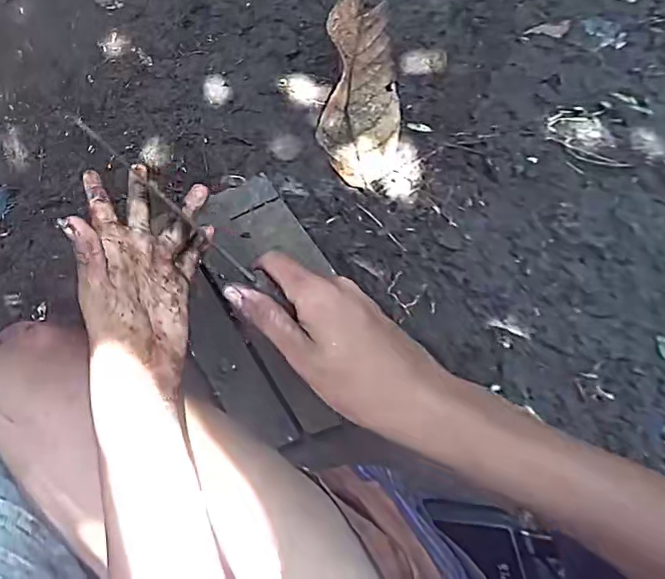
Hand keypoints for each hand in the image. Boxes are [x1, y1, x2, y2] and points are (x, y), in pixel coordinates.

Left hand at [61, 166, 209, 398]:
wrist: (139, 360)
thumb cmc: (110, 327)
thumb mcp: (92, 284)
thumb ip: (86, 249)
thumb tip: (71, 219)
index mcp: (110, 250)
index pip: (101, 213)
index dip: (95, 193)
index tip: (90, 174)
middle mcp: (135, 254)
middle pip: (140, 213)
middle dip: (142, 189)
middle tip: (143, 167)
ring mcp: (157, 267)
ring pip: (173, 229)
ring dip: (183, 210)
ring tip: (196, 190)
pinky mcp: (177, 283)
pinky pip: (191, 257)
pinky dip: (201, 242)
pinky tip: (209, 228)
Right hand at [223, 251, 470, 441]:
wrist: (429, 407)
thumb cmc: (358, 385)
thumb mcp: (302, 356)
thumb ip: (267, 318)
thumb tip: (235, 288)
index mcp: (315, 289)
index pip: (272, 258)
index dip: (255, 276)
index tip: (256, 308)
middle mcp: (336, 283)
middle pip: (293, 276)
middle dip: (280, 300)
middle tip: (285, 341)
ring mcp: (358, 297)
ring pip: (314, 292)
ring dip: (303, 313)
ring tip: (312, 353)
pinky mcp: (372, 312)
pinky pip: (335, 304)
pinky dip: (325, 321)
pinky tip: (337, 355)